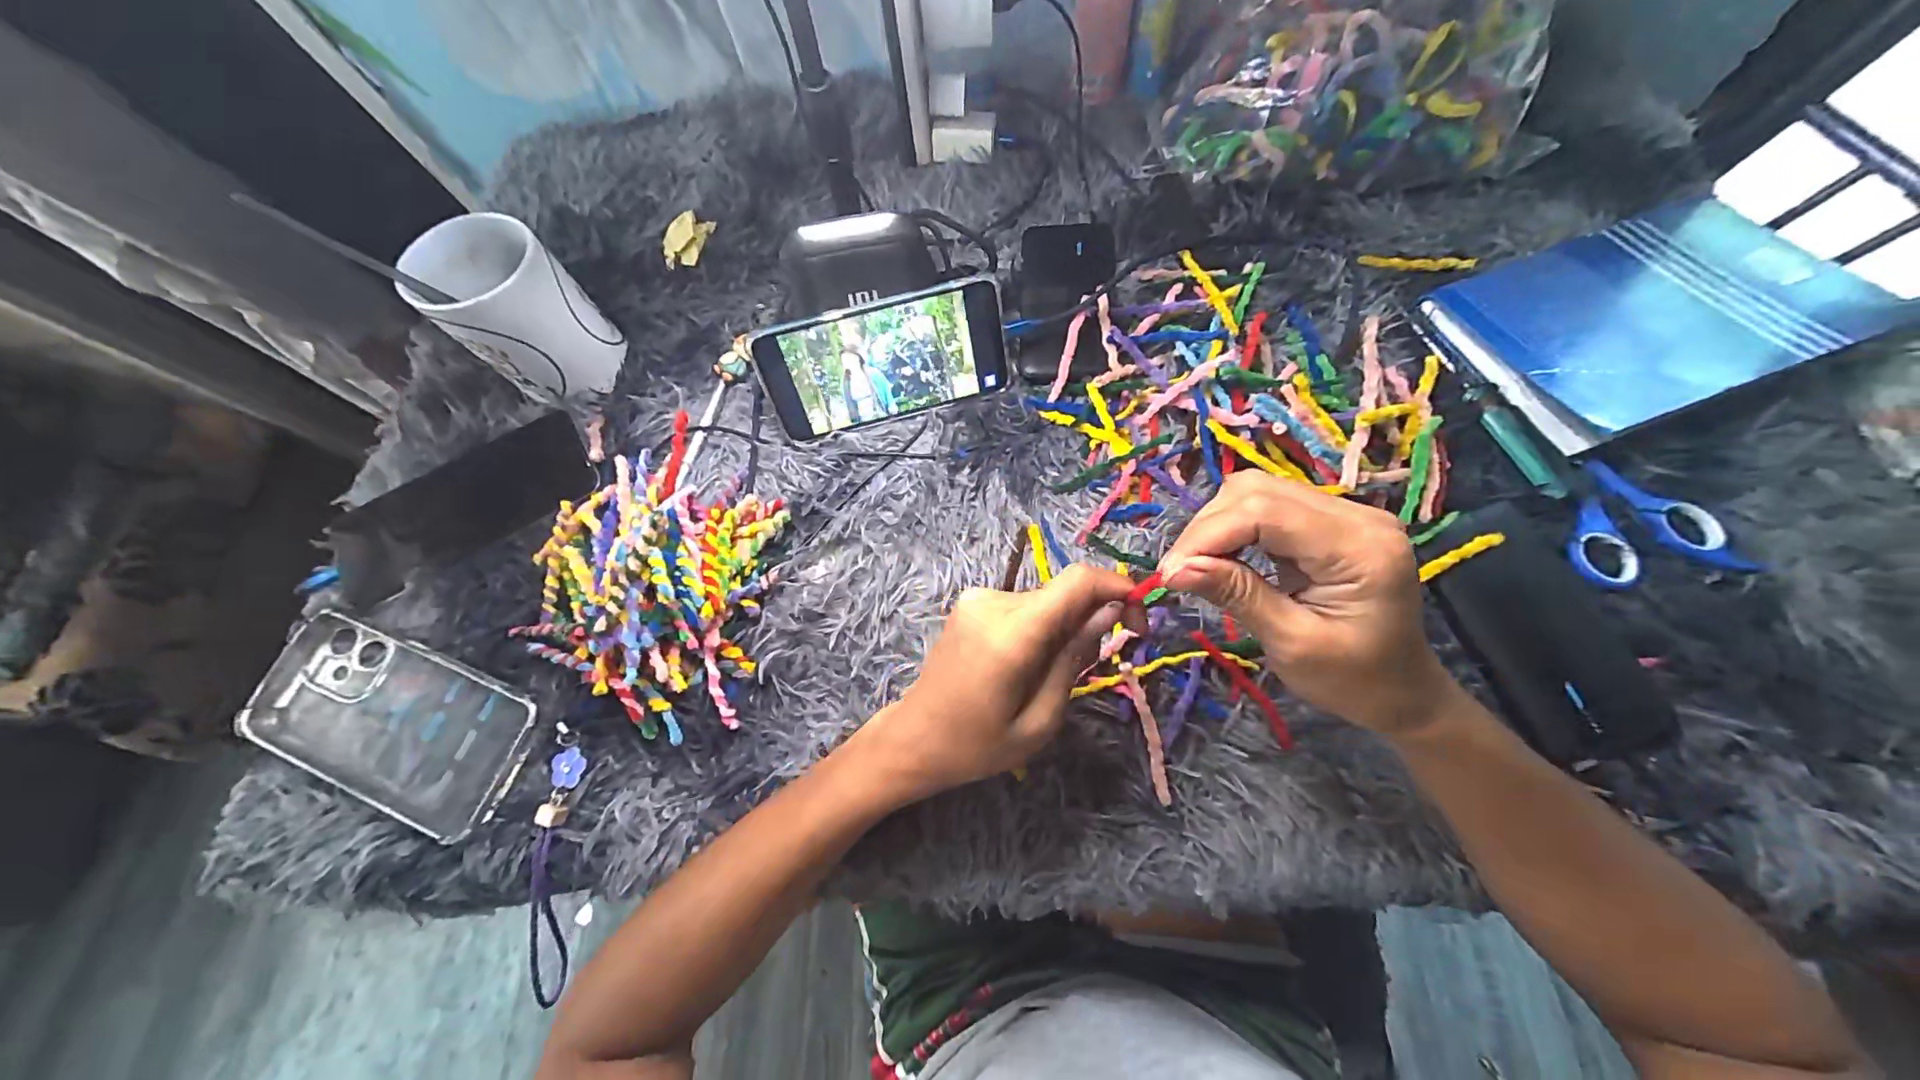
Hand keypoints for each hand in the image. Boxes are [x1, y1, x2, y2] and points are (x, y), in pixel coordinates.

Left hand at [844, 564, 1136, 803]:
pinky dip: (1042, 626)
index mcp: (1011, 633)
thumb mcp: (1040, 720)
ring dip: (1066, 625)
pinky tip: (1030, 664)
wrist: (913, 738)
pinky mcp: (971, 603)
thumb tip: (1110, 612)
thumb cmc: (976, 746)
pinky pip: (1024, 605)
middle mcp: (993, 602)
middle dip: (1096, 615)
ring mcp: (978, 599)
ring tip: (1055, 674)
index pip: (1079, 581)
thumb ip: (1075, 659)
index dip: (1120, 588)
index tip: (1140, 621)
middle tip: (1105, 658)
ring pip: (1046, 600)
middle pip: (1065, 592)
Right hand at [1159, 472, 1460, 735]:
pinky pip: (1268, 507)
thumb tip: (1174, 570)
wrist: (1403, 692)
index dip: (1207, 535)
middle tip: (1178, 573)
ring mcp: (1346, 514)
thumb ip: (1237, 595)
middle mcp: (1357, 515)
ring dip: (1216, 525)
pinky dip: (1234, 528)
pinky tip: (1222, 557)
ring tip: (1196, 566)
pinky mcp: (1330, 522)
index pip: (1265, 512)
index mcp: (1359, 547)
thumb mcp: (1291, 644)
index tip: (1170, 574)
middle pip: (1257, 491)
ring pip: (1257, 492)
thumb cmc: (1353, 681)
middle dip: (1207, 529)